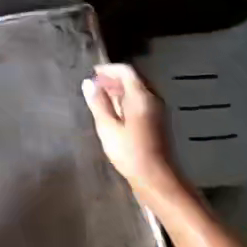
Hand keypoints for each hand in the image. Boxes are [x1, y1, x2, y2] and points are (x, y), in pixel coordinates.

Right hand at [82, 63, 187, 207]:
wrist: (157, 177)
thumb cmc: (130, 153)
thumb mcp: (108, 128)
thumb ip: (98, 104)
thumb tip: (89, 83)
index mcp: (142, 97)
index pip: (127, 71)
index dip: (109, 69)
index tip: (92, 73)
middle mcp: (153, 98)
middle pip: (134, 79)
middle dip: (113, 79)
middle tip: (94, 85)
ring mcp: (158, 110)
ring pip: (138, 91)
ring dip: (120, 90)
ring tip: (101, 97)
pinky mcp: (158, 121)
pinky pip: (141, 101)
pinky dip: (126, 100)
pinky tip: (115, 111)